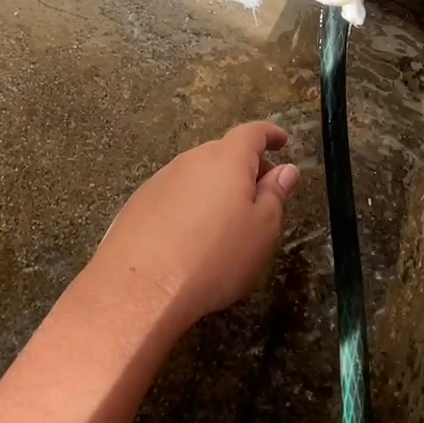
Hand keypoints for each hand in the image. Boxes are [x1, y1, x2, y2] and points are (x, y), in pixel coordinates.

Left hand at [90, 122, 300, 326]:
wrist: (139, 289)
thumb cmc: (214, 257)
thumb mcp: (262, 230)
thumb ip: (276, 195)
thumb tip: (286, 170)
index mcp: (226, 159)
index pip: (252, 133)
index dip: (270, 134)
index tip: (281, 141)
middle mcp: (191, 160)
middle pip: (223, 153)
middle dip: (246, 167)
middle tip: (262, 192)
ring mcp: (160, 181)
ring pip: (197, 175)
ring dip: (216, 188)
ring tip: (227, 221)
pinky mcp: (137, 205)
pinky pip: (174, 195)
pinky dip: (190, 205)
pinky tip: (191, 237)